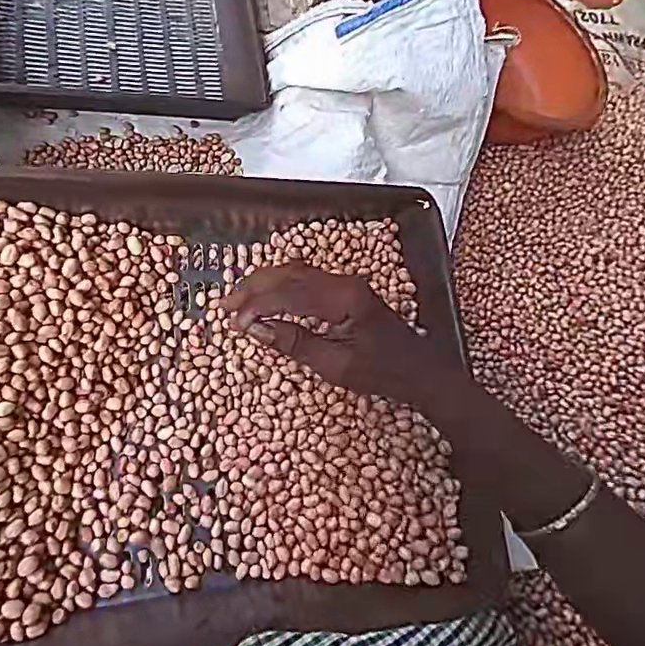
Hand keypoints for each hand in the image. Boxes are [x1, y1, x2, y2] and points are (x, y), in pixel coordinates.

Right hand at [222, 263, 466, 411]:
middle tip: (225, 305)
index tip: (235, 321)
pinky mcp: (343, 289)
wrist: (420, 369)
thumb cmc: (383, 372)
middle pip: (288, 275)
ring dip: (263, 285)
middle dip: (253, 288)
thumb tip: (256, 329)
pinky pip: (304, 279)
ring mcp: (344, 283)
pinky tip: (263, 297)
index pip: (290, 294)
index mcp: (344, 299)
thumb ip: (295, 344)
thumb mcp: (336, 366)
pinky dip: (279, 286)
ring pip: (294, 273)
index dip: (258, 306)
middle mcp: (344, 282)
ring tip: (237, 300)